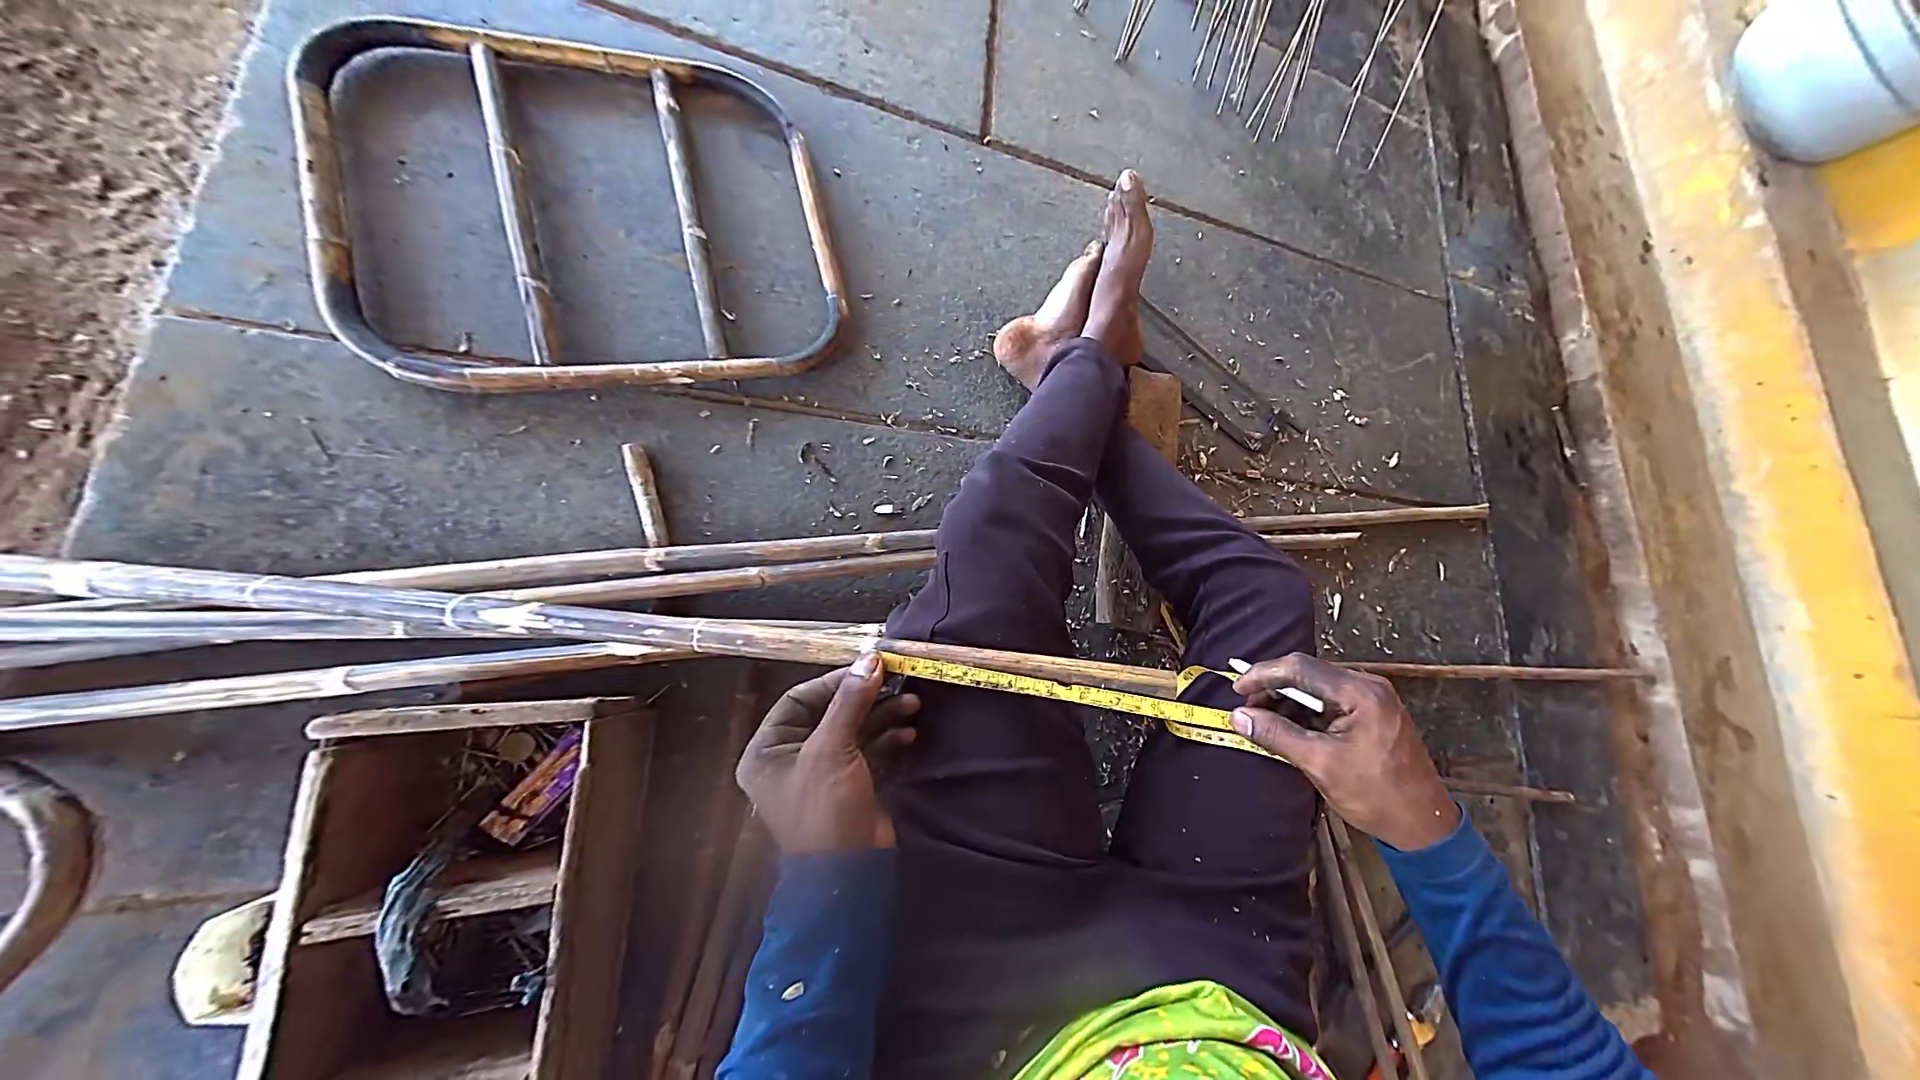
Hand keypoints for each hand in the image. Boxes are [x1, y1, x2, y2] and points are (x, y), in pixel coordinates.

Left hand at [735, 653, 920, 853]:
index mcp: (768, 750)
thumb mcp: (833, 749)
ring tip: (913, 704)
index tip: (870, 669)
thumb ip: (850, 701)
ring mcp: (822, 772)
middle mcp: (791, 757)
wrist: (849, 878)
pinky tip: (909, 734)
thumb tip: (870, 657)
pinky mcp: (849, 785)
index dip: (835, 681)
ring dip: (883, 716)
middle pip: (831, 712)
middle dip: (866, 698)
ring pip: (854, 729)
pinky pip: (868, 750)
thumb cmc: (825, 810)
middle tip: (898, 682)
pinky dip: (888, 739)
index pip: (799, 699)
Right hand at [1230, 653, 1459, 850]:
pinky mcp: (1370, 713)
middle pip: (1306, 673)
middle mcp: (1368, 687)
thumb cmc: (1377, 795)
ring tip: (1263, 723)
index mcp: (1361, 693)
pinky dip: (1303, 712)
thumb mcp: (1319, 763)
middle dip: (1272, 689)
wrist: (1423, 826)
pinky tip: (1286, 728)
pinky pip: (1327, 702)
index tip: (1237, 690)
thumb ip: (1276, 734)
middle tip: (1247, 711)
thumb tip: (1238, 716)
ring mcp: (1371, 699)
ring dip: (1285, 702)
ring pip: (1314, 687)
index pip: (1299, 667)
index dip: (1262, 674)